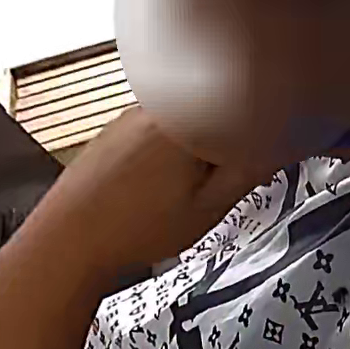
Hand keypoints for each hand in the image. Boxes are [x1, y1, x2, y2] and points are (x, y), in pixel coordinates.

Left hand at [9, 106, 270, 286]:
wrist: (68, 240)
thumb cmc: (132, 228)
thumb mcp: (209, 206)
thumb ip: (249, 168)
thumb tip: (281, 143)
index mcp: (184, 121)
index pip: (246, 109)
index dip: (270, 130)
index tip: (281, 151)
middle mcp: (156, 108)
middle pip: (220, 110)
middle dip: (241, 137)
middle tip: (250, 172)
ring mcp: (134, 117)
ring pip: (194, 120)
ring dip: (212, 143)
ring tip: (210, 182)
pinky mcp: (120, 131)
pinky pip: (168, 129)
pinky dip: (185, 147)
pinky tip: (178, 181)